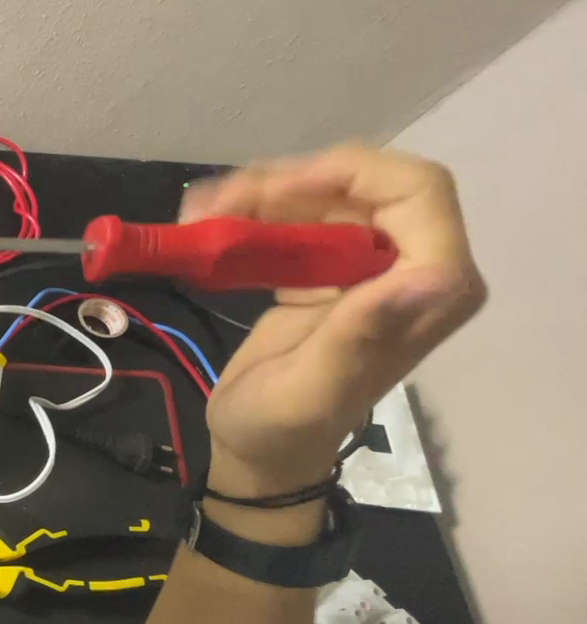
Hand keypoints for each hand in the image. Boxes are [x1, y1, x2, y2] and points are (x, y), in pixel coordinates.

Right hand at [187, 142, 486, 495]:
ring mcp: (364, 270)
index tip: (268, 188)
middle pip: (362, 188)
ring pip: (322, 200)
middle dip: (286, 184)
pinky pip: (294, 225)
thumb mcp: (314, 388)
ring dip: (257, 198)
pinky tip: (204, 229)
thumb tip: (425, 279)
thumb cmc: (281, 426)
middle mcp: (408, 267)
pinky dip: (248, 219)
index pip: (415, 193)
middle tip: (209, 207)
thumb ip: (362, 334)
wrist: (256, 450)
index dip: (348, 174)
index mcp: (428, 289)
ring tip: (194, 216)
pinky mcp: (323, 276)